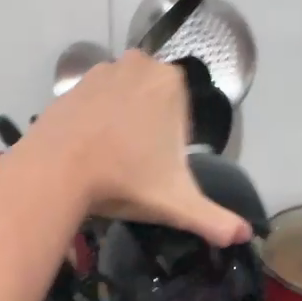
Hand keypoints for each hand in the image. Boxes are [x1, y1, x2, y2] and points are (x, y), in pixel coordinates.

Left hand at [23, 51, 249, 247]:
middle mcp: (139, 64)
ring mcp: (102, 70)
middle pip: (153, 108)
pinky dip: (94, 126)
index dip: (172, 149)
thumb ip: (214, 220)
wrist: (58, 170)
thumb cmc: (125, 181)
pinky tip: (89, 154)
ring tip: (110, 164)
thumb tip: (243, 236)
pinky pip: (94, 106)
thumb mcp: (176, 204)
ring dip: (121, 129)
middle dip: (147, 135)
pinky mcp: (72, 84)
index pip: (182, 118)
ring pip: (123, 105)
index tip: (155, 172)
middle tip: (133, 170)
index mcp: (171, 83)